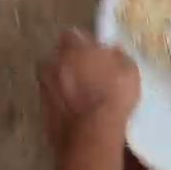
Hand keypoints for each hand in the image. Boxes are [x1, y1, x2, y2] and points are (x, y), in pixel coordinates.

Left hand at [40, 29, 141, 148]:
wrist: (92, 135)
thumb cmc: (114, 94)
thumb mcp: (128, 68)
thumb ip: (115, 55)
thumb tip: (110, 51)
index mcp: (75, 49)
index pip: (71, 34)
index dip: (81, 40)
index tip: (91, 48)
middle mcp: (55, 65)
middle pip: (55, 56)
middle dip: (65, 60)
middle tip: (81, 69)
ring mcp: (45, 91)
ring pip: (50, 79)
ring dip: (60, 82)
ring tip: (77, 92)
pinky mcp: (42, 115)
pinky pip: (51, 102)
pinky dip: (59, 104)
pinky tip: (73, 111)